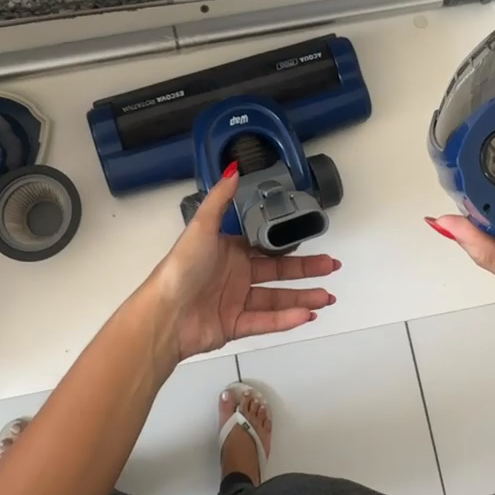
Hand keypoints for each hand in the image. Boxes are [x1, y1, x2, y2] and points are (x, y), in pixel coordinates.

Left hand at [140, 170, 338, 363]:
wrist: (164, 313)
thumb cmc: (180, 268)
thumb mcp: (201, 226)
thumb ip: (220, 199)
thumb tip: (233, 169)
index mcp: (229, 251)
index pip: (266, 248)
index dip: (291, 247)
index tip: (313, 243)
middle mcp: (234, 275)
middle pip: (278, 273)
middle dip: (306, 271)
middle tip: (331, 268)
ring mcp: (235, 302)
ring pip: (276, 299)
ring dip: (302, 298)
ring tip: (326, 298)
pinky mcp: (234, 326)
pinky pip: (266, 322)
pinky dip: (286, 319)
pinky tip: (305, 315)